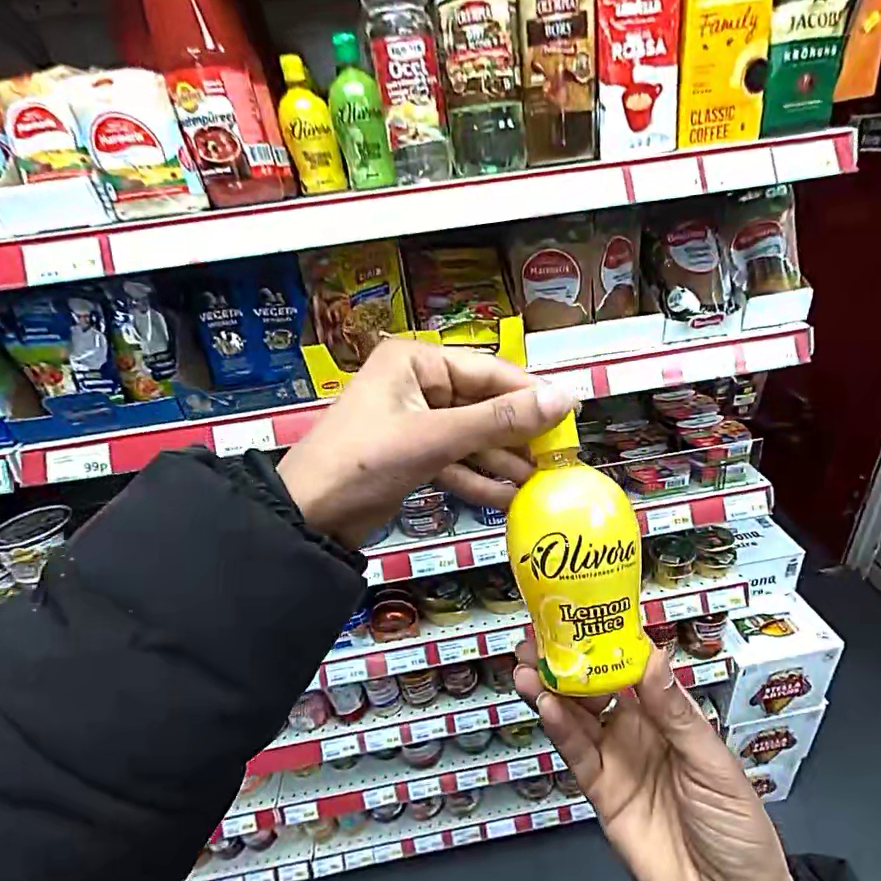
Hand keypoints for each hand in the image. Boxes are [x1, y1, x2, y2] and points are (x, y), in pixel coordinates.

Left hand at [276, 340, 577, 548]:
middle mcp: (418, 386)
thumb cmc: (363, 463)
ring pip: (473, 437)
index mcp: (416, 362)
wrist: (309, 518)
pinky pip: (456, 462)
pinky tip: (509, 497)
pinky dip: (479, 479)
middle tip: (560, 456)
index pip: (489, 371)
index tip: (571, 414)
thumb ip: (499, 421)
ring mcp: (415, 423)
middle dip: (519, 434)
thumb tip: (563, 399)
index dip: (532, 394)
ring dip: (503, 461)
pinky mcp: (413, 456)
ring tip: (543, 482)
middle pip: (483, 406)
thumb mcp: (434, 439)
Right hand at [515, 641, 797, 880]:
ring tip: (527, 665)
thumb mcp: (712, 763)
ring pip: (577, 716)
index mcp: (669, 713)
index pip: (632, 667)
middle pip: (595, 687)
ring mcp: (616, 759)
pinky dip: (560, 729)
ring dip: (552, 690)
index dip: (606, 641)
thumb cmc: (735, 825)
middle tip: (535, 636)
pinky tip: (544, 705)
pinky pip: (577, 754)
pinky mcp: (600, 791)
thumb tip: (650, 654)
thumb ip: (675, 712)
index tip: (580, 614)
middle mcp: (637, 729)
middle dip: (566, 661)